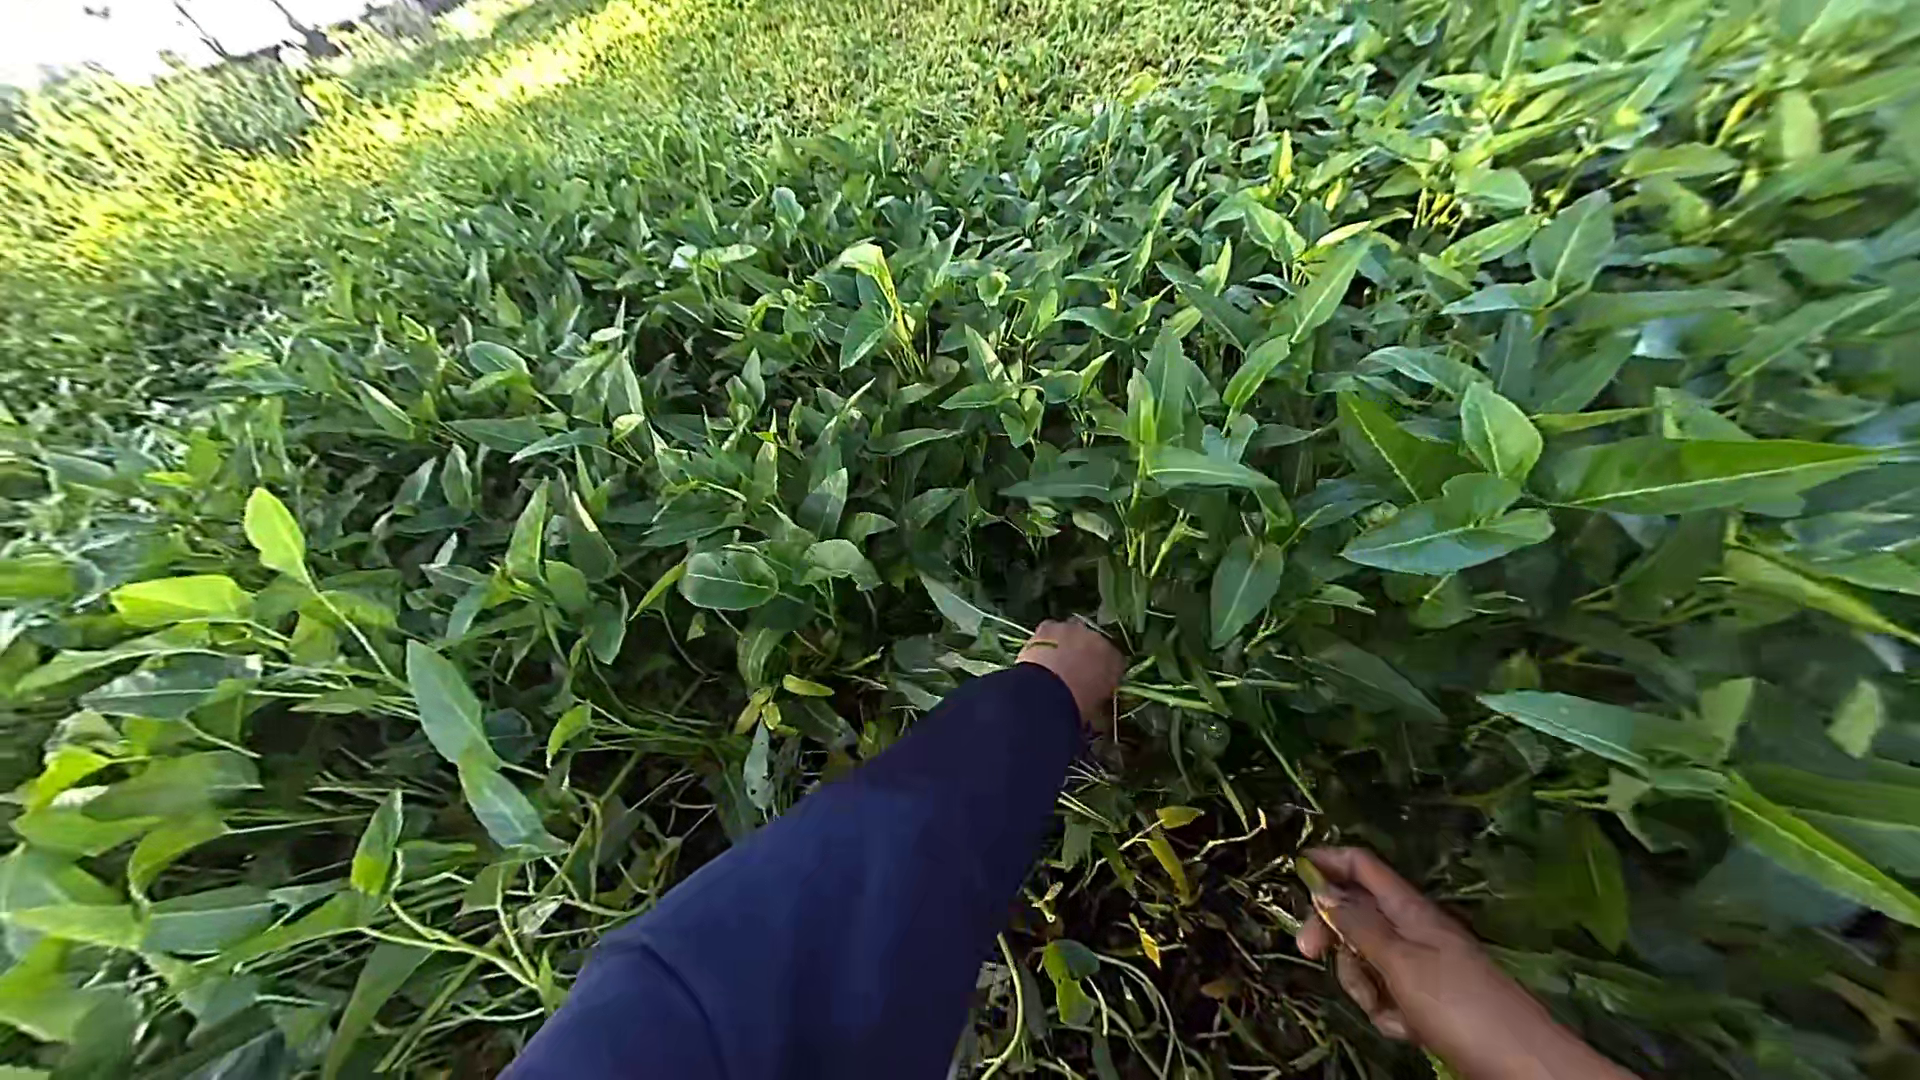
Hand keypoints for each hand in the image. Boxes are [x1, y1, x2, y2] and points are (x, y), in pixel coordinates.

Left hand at [1017, 618, 1124, 727]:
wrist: (1046, 694)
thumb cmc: (1076, 708)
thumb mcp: (1098, 713)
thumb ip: (1102, 706)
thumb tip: (1101, 716)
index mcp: (1116, 660)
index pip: (1115, 661)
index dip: (1103, 671)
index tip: (1093, 681)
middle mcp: (1098, 639)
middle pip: (1093, 643)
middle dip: (1084, 654)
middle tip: (1071, 673)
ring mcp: (1073, 629)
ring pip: (1071, 633)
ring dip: (1065, 644)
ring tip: (1053, 663)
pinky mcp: (1050, 626)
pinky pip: (1050, 630)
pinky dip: (1046, 640)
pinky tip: (1038, 653)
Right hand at [1296, 848, 1636, 1079]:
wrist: (1534, 1075)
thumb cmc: (1462, 1007)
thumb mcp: (1398, 961)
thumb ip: (1356, 923)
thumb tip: (1319, 887)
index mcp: (1407, 908)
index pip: (1360, 863)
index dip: (1327, 861)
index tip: (1294, 874)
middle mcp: (1412, 930)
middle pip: (1355, 911)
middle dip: (1331, 932)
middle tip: (1308, 952)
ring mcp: (1422, 967)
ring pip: (1366, 957)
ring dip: (1361, 981)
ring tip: (1383, 1007)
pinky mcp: (1430, 1003)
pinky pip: (1388, 993)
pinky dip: (1388, 1010)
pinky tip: (1406, 1030)